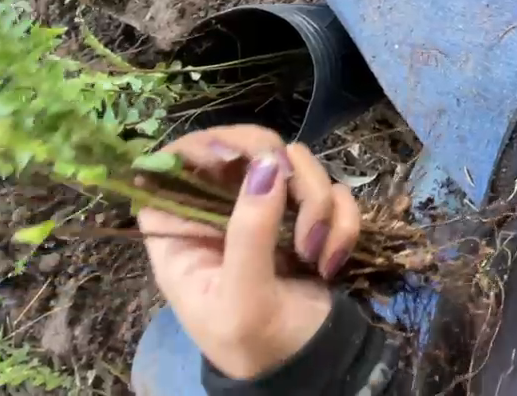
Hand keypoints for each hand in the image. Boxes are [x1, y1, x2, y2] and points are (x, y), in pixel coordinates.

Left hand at [136, 125, 362, 380]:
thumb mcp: (243, 297)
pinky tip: (333, 259)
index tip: (233, 154)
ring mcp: (273, 210)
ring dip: (319, 204)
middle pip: (250, 150)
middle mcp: (227, 212)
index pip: (174, 169)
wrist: (312, 367)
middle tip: (296, 196)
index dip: (198, 148)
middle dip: (283, 171)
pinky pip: (334, 189)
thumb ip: (250, 231)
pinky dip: (343, 219)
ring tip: (316, 253)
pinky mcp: (313, 214)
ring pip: (299, 165)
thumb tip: (266, 162)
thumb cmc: (257, 343)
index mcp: (186, 234)